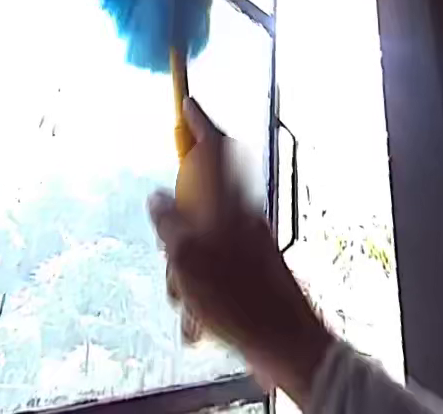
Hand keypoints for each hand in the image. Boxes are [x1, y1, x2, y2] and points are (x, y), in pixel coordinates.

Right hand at [149, 100, 333, 405]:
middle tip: (169, 245)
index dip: (198, 119)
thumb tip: (156, 196)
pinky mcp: (248, 265)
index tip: (185, 101)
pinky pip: (213, 263)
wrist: (285, 342)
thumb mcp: (186, 254)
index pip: (213, 142)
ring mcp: (245, 238)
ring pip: (201, 234)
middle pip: (200, 191)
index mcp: (228, 197)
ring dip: (184, 265)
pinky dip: (200, 287)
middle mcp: (238, 209)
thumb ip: (167, 220)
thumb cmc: (235, 294)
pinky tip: (197, 320)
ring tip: (185, 297)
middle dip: (176, 220)